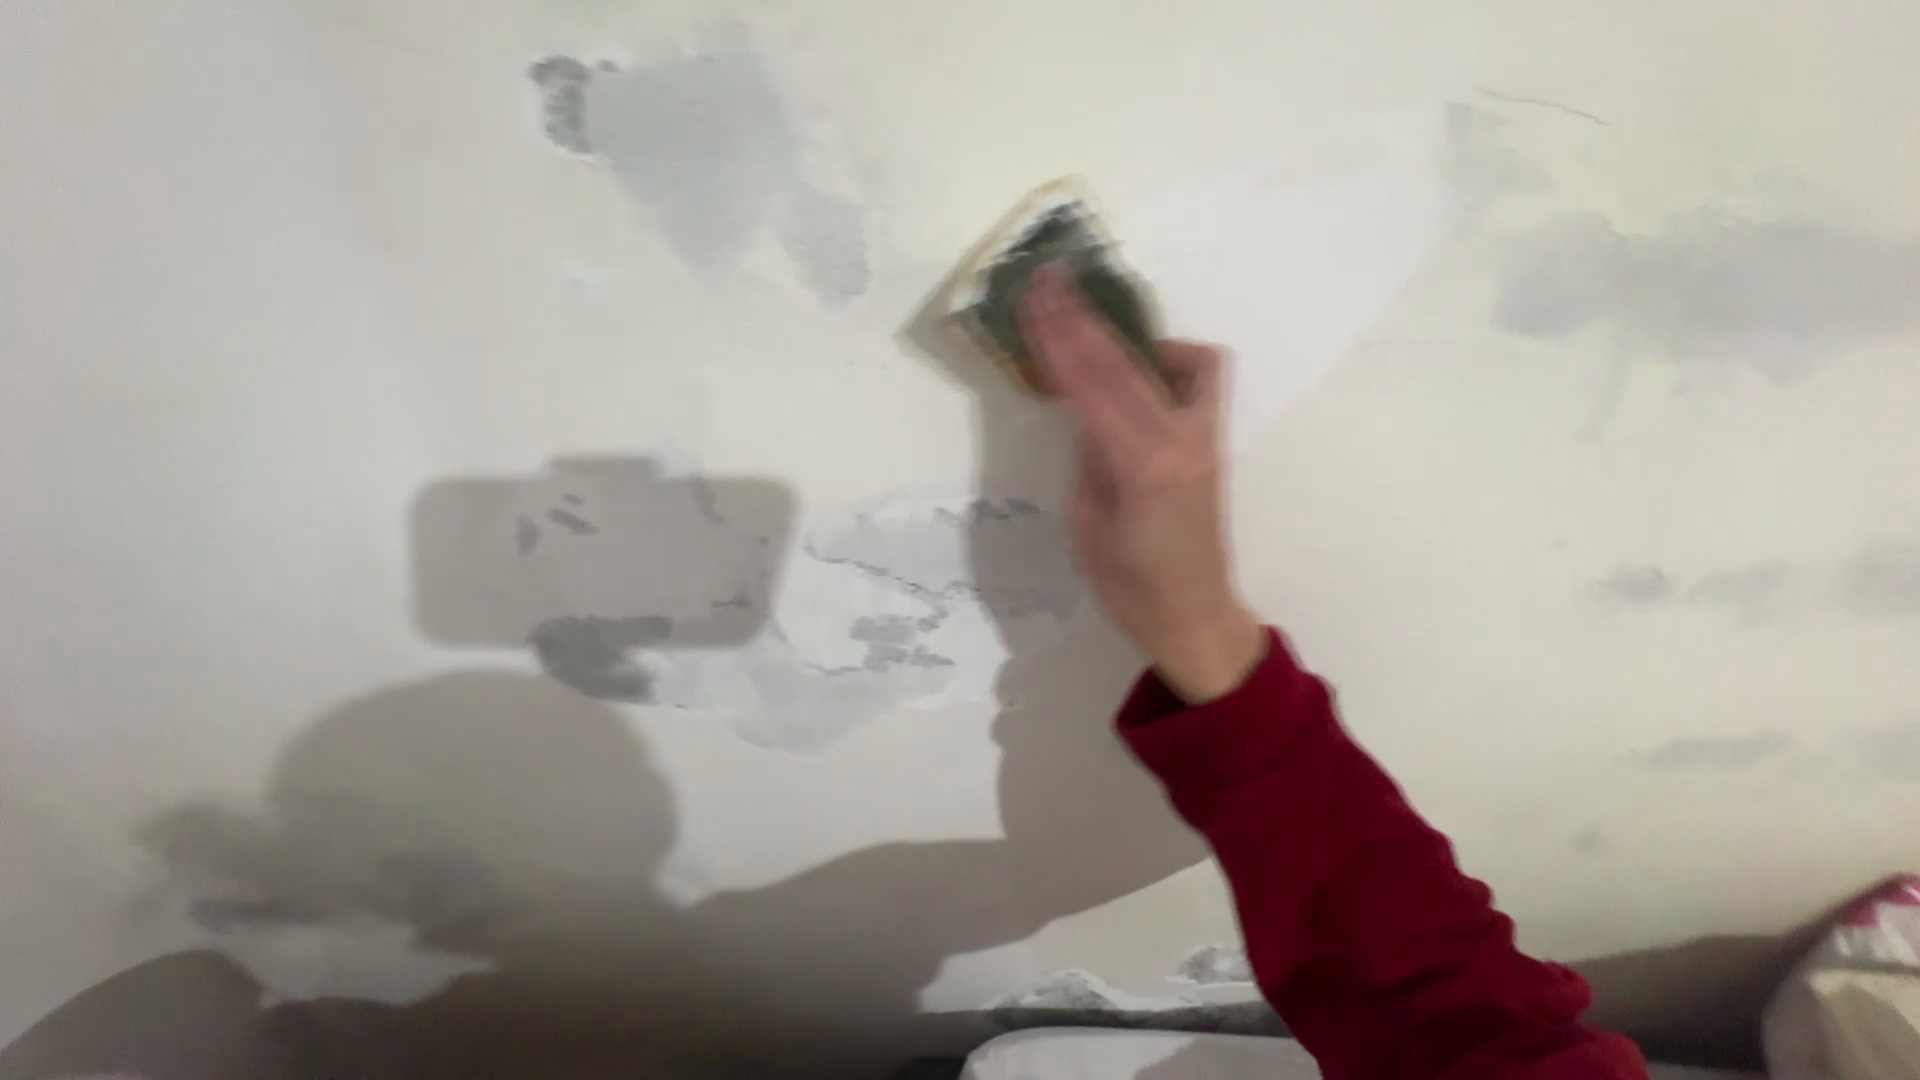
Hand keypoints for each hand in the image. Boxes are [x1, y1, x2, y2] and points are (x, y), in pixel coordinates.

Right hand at [1019, 263, 1265, 702]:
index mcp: (1143, 467)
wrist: (1195, 616)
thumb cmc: (1130, 589)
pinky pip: (1197, 377)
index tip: (1034, 295)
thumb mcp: (1088, 526)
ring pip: (1164, 360)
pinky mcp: (1212, 440)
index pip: (1092, 386)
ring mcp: (1204, 436)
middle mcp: (1180, 440)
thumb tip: (1084, 408)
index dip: (1059, 337)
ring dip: (1116, 329)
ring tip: (1078, 303)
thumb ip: (1089, 458)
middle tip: (1047, 277)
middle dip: (1081, 317)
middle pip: (1123, 362)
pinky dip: (1166, 356)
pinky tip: (1137, 358)